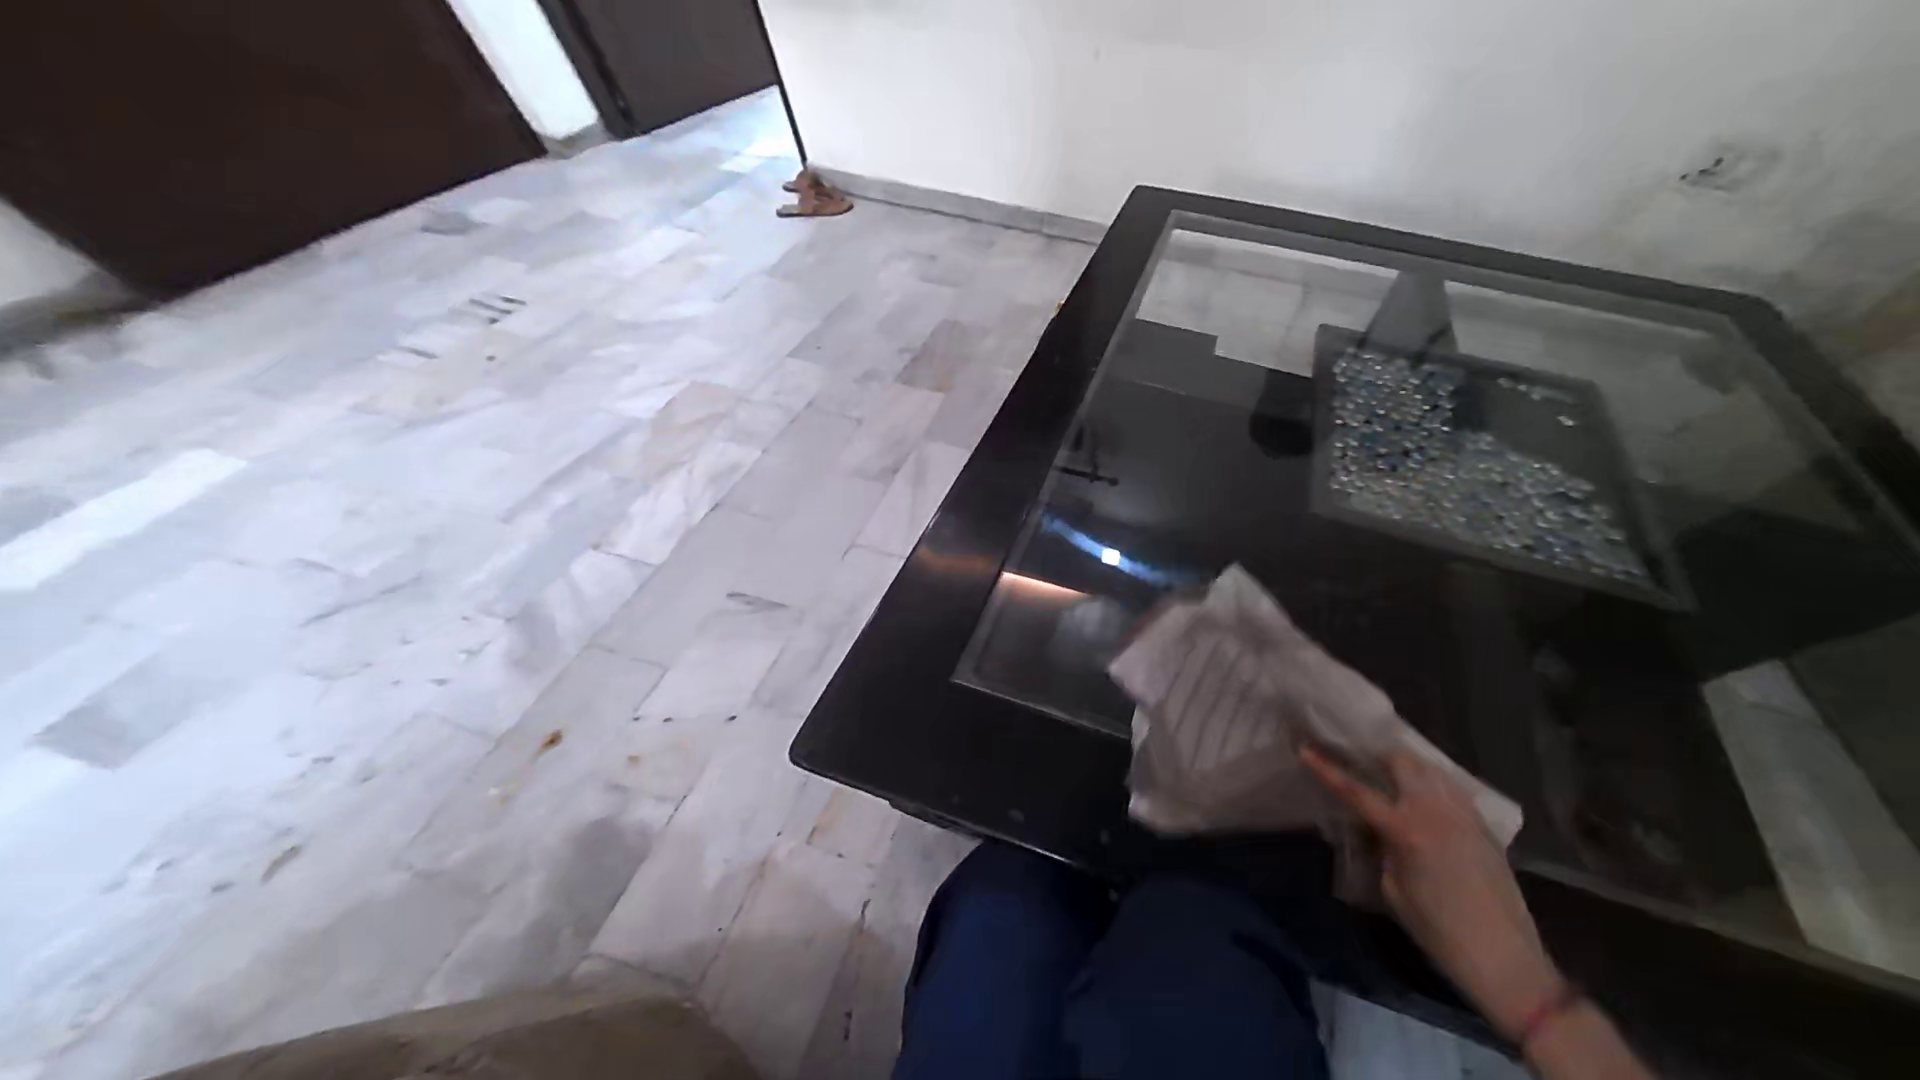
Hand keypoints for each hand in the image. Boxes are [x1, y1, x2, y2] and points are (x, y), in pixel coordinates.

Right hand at [1301, 746, 1563, 1038]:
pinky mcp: (1485, 829)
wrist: (1506, 961)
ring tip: (1388, 772)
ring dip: (1407, 766)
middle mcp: (1437, 813)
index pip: (1356, 790)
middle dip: (1377, 755)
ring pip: (1432, 770)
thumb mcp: (1391, 888)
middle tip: (1357, 758)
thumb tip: (1373, 827)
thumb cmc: (1437, 931)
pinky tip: (1423, 797)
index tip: (1304, 750)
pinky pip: (1453, 790)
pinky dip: (1432, 783)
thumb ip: (1380, 847)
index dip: (1327, 769)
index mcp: (1406, 830)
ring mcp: (1465, 817)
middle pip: (1403, 763)